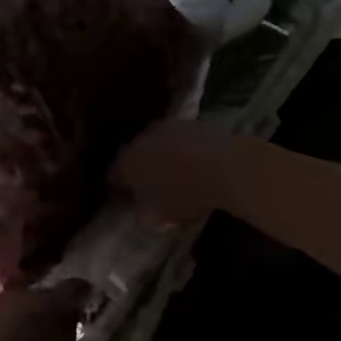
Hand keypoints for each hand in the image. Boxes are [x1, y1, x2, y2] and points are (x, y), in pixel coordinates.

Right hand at [111, 119, 239, 223]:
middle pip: (137, 156)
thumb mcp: (157, 217)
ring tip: (180, 175)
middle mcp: (142, 140)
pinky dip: (187, 151)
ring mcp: (168, 128)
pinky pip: (183, 140)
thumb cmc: (183, 195)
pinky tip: (200, 165)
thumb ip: (144, 216)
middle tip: (154, 187)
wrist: (225, 166)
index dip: (121, 188)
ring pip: (160, 144)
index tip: (129, 198)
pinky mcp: (194, 123)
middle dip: (143, 169)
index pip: (115, 175)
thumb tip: (144, 213)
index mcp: (127, 162)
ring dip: (165, 157)